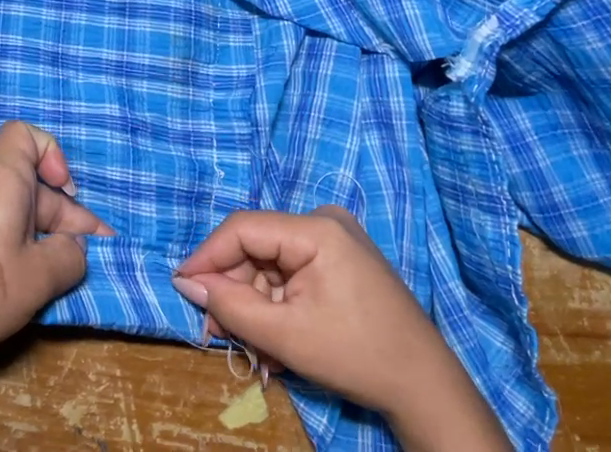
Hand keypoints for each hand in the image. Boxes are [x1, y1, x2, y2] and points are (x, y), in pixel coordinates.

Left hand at [0, 120, 115, 367]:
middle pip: (32, 184)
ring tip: (63, 280)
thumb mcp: (38, 278)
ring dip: (45, 240)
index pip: (25, 135)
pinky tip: (27, 287)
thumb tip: (73, 248)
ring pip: (17, 213)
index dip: (53, 153)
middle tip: (94, 260)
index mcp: (3, 178)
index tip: (69, 191)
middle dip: (66, 217)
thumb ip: (70, 258)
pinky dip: (19, 252)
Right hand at [172, 207, 509, 451]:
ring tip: (255, 349)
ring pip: (270, 265)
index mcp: (316, 229)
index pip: (242, 229)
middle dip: (235, 291)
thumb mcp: (284, 336)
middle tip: (219, 333)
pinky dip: (277, 304)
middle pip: (256, 249)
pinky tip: (277, 340)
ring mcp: (336, 240)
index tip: (182, 287)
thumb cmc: (357, 356)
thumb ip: (230, 305)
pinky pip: (290, 273)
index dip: (207, 257)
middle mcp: (325, 222)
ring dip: (255, 305)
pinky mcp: (341, 260)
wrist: (428, 389)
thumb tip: (185, 282)